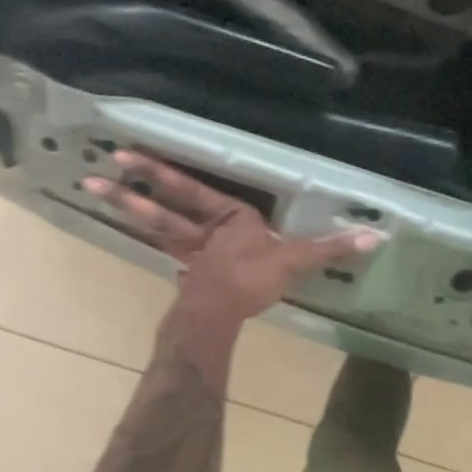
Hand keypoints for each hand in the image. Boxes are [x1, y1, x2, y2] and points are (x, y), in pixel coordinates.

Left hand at [85, 152, 380, 323]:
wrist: (220, 316)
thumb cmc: (252, 279)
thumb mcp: (294, 261)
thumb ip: (329, 248)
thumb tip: (375, 236)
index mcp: (228, 217)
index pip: (193, 189)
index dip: (161, 172)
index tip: (129, 155)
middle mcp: (203, 231)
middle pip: (163, 205)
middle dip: (131, 188)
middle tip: (96, 172)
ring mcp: (191, 256)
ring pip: (157, 229)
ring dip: (128, 213)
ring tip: (98, 195)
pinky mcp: (190, 279)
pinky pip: (173, 261)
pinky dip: (160, 255)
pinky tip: (156, 255)